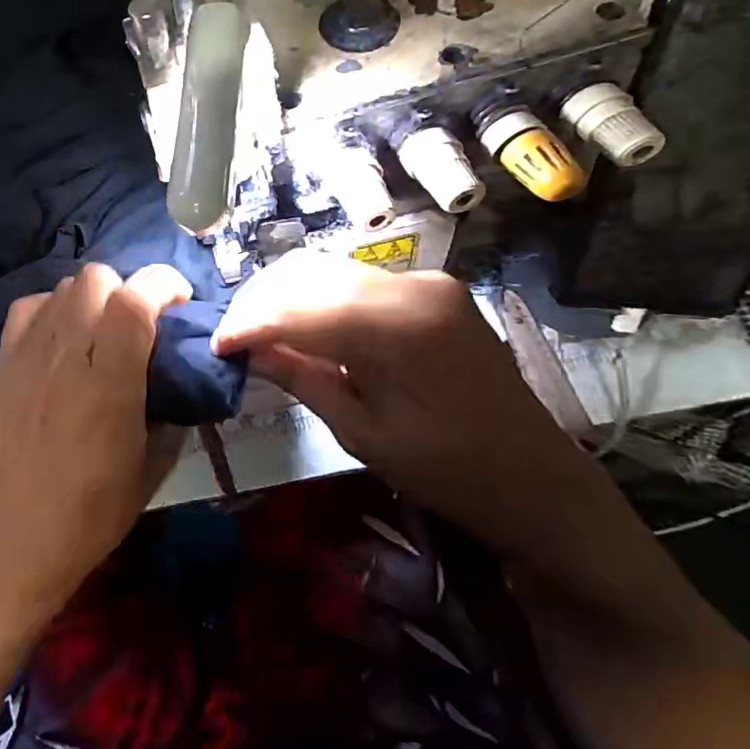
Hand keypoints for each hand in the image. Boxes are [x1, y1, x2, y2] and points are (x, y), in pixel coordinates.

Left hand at [0, 262, 192, 621]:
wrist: (26, 530)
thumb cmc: (99, 505)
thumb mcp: (157, 458)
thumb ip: (172, 405)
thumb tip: (178, 373)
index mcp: (110, 379)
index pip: (135, 298)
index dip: (164, 284)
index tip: (180, 302)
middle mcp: (67, 354)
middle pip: (97, 277)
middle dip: (128, 288)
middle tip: (140, 322)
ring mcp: (30, 353)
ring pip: (65, 286)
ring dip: (93, 297)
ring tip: (101, 329)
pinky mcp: (5, 362)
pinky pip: (30, 306)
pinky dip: (53, 308)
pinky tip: (63, 336)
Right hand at [212, 252, 551, 507]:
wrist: (533, 475)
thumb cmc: (446, 471)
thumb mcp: (361, 433)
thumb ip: (302, 378)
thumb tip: (249, 349)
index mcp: (397, 328)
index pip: (299, 308)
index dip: (250, 323)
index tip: (217, 344)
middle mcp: (412, 287)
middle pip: (313, 275)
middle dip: (265, 302)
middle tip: (234, 337)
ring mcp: (427, 282)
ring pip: (334, 273)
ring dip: (291, 297)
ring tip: (261, 332)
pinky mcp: (433, 289)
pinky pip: (361, 283)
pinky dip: (325, 300)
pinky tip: (306, 326)